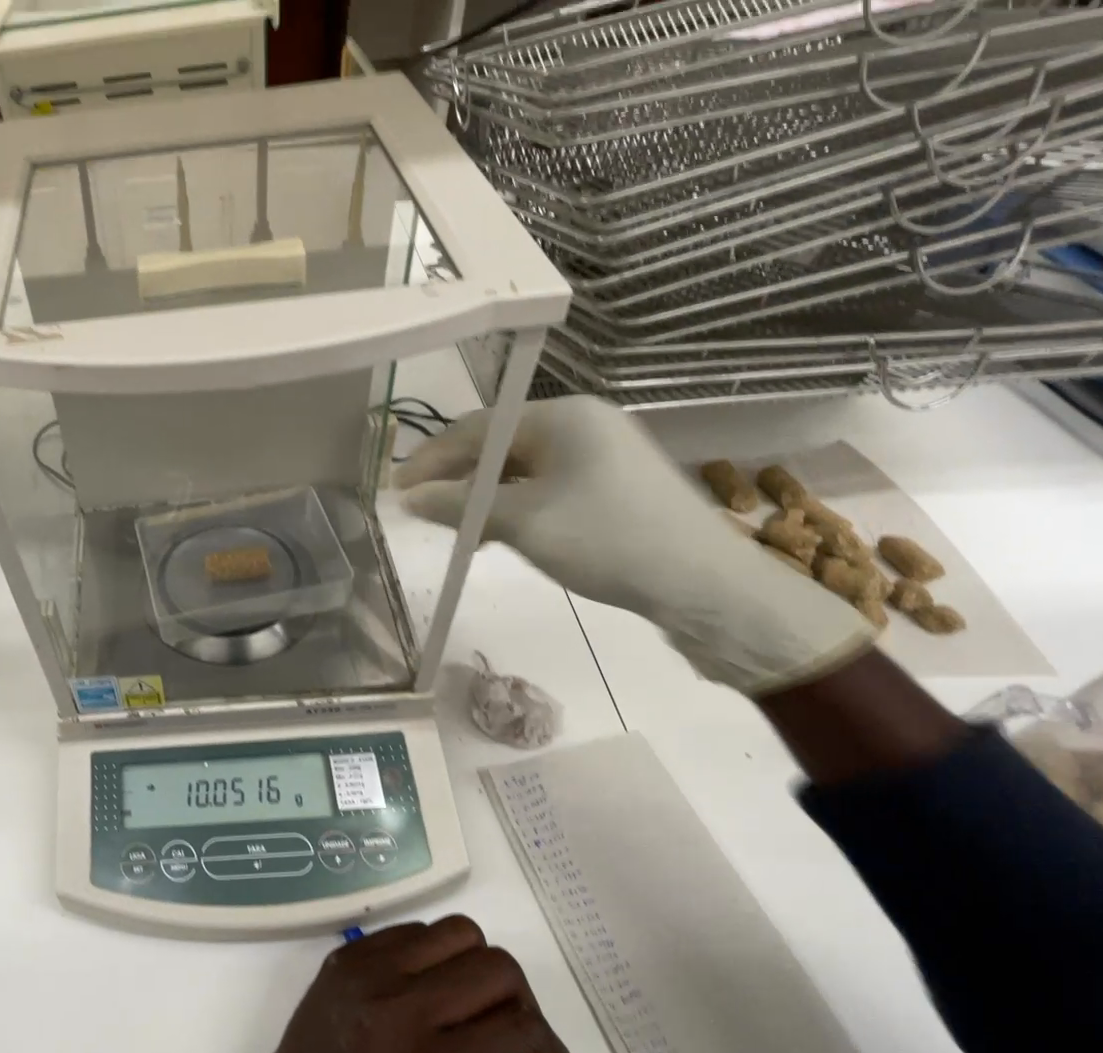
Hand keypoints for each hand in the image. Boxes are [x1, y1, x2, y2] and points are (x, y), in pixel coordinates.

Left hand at [228, 917, 572, 1052]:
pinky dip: (432, 954)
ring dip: (475, 966)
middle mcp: (407, 1014)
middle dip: (515, 1002)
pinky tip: (423, 986)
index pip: (530, 1035)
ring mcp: (372, 975)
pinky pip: (415, 928)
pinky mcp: (348, 955)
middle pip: (502, 970)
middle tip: (501, 1027)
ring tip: (463, 999)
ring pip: (462, 933)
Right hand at [394, 396, 871, 695]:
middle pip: (500, 445)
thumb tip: (408, 498)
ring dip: (486, 497)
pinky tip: (502, 534)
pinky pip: (549, 485)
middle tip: (421, 510)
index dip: (432, 459)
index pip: (478, 428)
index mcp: (562, 416)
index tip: (397, 489)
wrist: (705, 586)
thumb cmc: (606, 540)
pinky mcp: (616, 484)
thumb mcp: (522, 522)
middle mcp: (583, 423)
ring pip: (523, 469)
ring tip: (459, 531)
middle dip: (458, 479)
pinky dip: (518, 506)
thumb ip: (460, 506)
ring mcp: (603, 453)